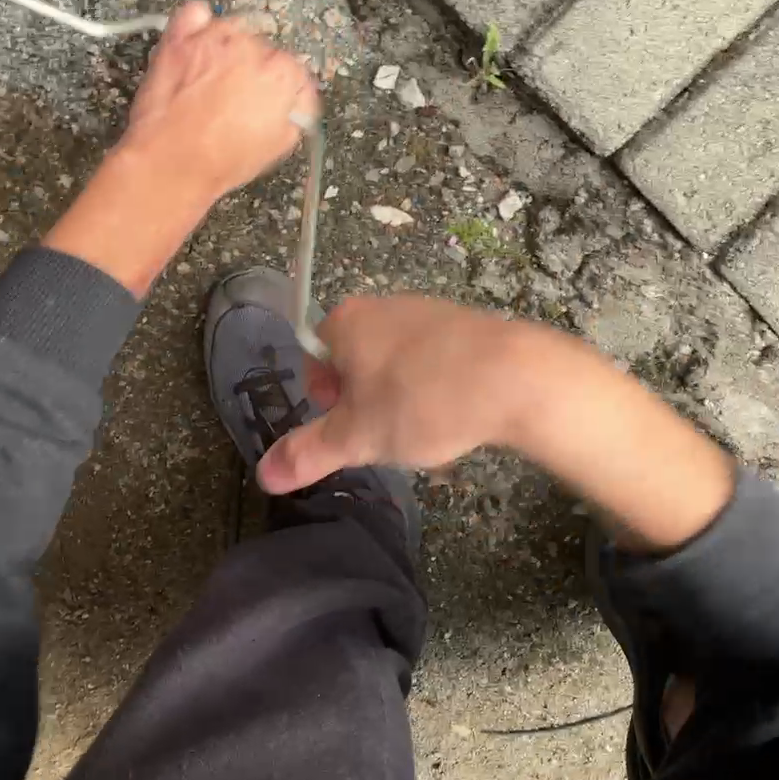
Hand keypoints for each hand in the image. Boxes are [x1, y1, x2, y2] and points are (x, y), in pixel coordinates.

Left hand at [40, 4, 314, 296]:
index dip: (282, 87)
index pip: (292, 69)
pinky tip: (198, 43)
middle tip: (238, 96)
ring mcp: (215, 39)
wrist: (172, 160)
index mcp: (282, 74)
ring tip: (214, 79)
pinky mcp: (181, 38)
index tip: (274, 98)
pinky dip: (200, 23)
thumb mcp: (279, 144)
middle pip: (262, 47)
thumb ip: (297, 111)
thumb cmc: (221, 158)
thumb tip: (297, 101)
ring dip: (228, 48)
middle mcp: (252, 49)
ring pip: (232, 29)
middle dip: (254, 69)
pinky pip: (196, 14)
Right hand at [259, 295, 736, 554]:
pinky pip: (433, 359)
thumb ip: (309, 453)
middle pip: (355, 359)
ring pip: (395, 362)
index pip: (314, 358)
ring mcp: (426, 309)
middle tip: (387, 433)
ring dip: (399, 396)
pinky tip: (457, 411)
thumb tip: (264, 474)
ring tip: (425, 426)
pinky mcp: (464, 323)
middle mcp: (382, 305)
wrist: (514, 376)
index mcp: (346, 321)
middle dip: (365, 400)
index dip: (326, 400)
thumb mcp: (358, 436)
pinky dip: (435, 385)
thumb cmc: (421, 401)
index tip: (350, 427)